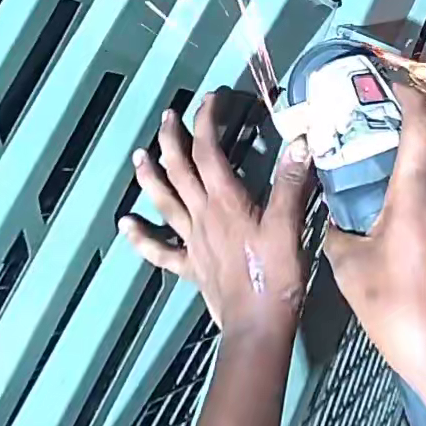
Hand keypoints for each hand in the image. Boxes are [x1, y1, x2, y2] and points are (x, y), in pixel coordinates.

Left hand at [120, 90, 315, 340]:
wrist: (257, 328)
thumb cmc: (275, 275)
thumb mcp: (288, 225)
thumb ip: (291, 182)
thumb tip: (301, 140)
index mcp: (225, 201)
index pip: (210, 152)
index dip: (207, 122)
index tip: (211, 98)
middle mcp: (202, 216)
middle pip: (180, 171)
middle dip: (172, 140)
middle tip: (167, 116)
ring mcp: (192, 242)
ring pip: (164, 203)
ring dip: (149, 177)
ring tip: (138, 156)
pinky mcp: (191, 267)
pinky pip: (161, 250)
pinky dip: (141, 237)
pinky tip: (125, 226)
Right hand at [323, 84, 425, 379]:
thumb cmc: (401, 307)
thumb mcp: (352, 272)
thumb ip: (338, 238)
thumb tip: (334, 226)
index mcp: (417, 191)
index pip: (420, 125)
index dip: (409, 96)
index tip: (392, 85)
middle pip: (422, 159)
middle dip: (395, 154)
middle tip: (362, 160)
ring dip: (407, 190)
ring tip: (375, 209)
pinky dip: (421, 215)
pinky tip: (402, 246)